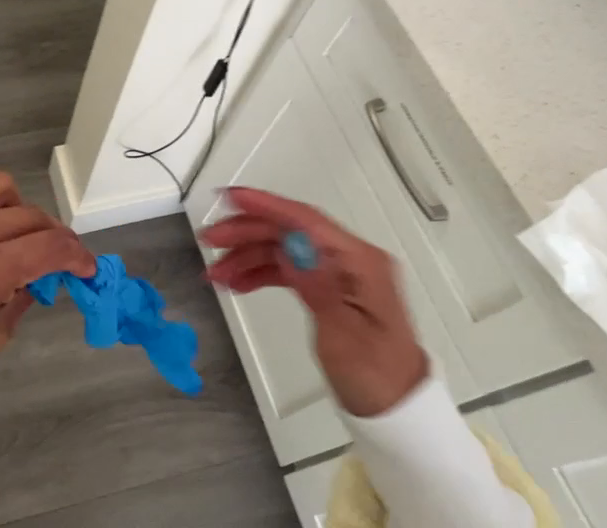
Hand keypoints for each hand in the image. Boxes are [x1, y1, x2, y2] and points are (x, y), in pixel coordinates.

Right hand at [198, 186, 427, 416]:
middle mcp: (349, 258)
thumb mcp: (344, 335)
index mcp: (360, 262)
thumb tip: (291, 250)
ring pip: (283, 249)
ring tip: (215, 273)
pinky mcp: (328, 286)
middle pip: (289, 232)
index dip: (266, 206)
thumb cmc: (375, 375)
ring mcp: (337, 272)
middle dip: (247, 232)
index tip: (230, 198)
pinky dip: (261, 272)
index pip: (306, 221)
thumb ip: (317, 287)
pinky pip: (288, 269)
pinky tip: (236, 282)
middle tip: (209, 241)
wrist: (397, 409)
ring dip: (247, 256)